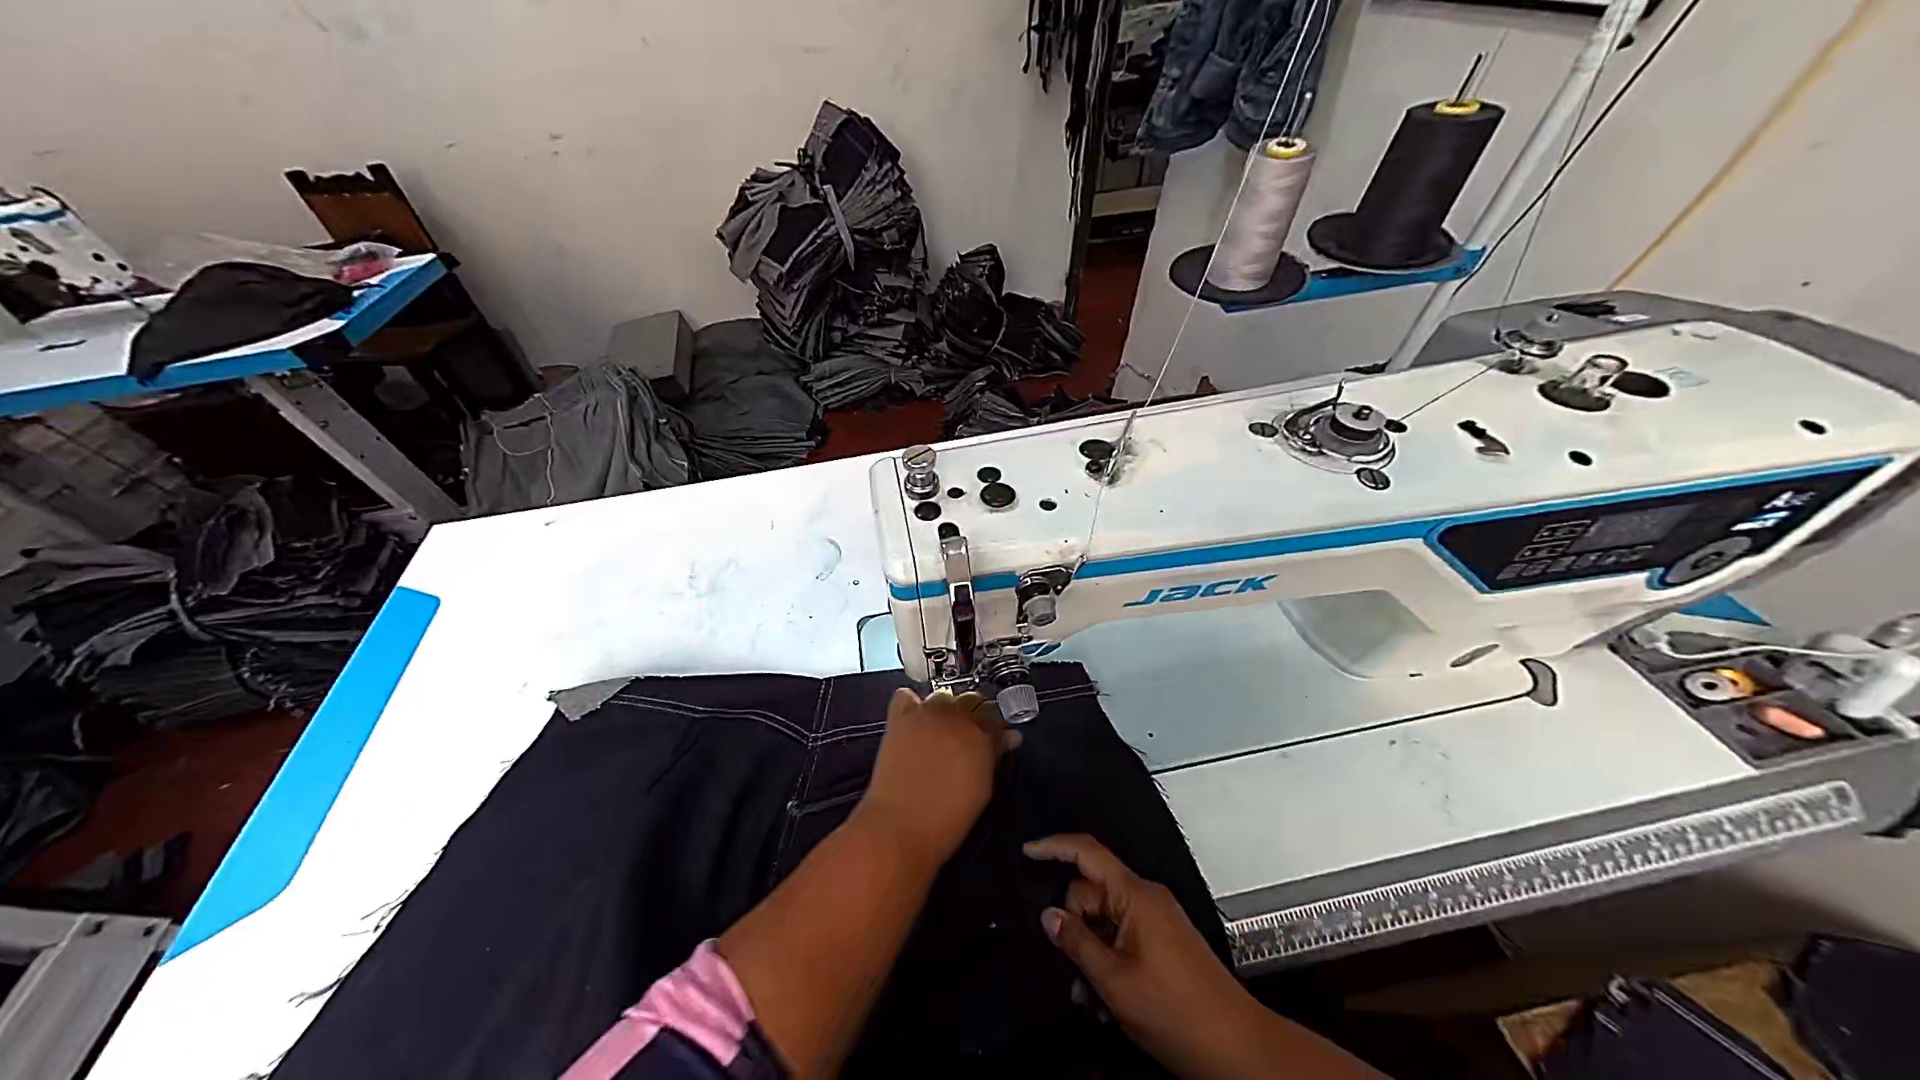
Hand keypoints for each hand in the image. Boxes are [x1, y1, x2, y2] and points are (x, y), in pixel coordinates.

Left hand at [855, 688, 1019, 862]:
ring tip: (941, 731)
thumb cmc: (946, 820)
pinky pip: (905, 696)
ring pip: (942, 697)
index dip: (995, 729)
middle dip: (974, 715)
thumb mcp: (982, 791)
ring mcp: (926, 716)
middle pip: (971, 701)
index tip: (994, 738)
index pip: (995, 718)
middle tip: (967, 737)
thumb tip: (1007, 740)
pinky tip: (914, 719)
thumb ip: (994, 758)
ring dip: (945, 709)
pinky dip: (911, 703)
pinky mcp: (899, 720)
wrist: (900, 826)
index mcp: (981, 736)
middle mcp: (955, 719)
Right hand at [1026, 834, 1272, 1079]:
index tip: (1029, 850)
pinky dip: (1107, 959)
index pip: (1087, 852)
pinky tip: (1106, 996)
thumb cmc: (1185, 1015)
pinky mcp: (1162, 939)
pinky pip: (1120, 935)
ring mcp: (1156, 919)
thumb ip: (1076, 943)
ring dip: (1089, 953)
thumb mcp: (1114, 981)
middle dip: (1073, 927)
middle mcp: (1147, 899)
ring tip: (1092, 995)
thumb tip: (1050, 918)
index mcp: (1136, 896)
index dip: (1054, 846)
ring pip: (1103, 919)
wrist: (1235, 1047)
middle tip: (1069, 968)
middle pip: (1090, 892)